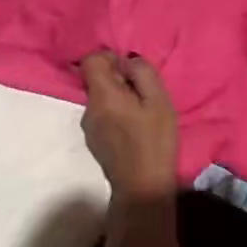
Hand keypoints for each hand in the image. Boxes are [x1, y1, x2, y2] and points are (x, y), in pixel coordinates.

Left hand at [79, 51, 178, 200]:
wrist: (142, 188)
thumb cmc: (155, 141)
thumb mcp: (159, 101)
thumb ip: (143, 73)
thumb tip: (128, 60)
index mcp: (102, 96)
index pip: (91, 60)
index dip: (110, 58)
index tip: (132, 71)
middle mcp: (88, 109)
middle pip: (96, 80)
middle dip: (118, 80)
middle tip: (144, 95)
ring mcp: (88, 127)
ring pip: (100, 98)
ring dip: (118, 98)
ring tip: (142, 113)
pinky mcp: (94, 141)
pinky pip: (102, 114)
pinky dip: (115, 113)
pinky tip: (134, 129)